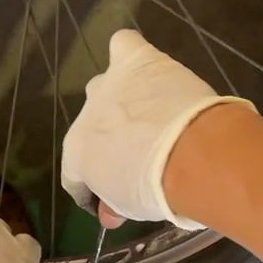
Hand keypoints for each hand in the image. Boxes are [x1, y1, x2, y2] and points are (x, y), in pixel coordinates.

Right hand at [61, 29, 253, 229]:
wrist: (188, 154)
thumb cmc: (154, 190)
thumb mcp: (131, 207)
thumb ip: (115, 207)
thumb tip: (108, 215)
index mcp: (76, 155)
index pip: (74, 176)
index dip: (90, 191)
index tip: (108, 202)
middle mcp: (85, 115)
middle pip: (90, 128)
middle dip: (107, 144)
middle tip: (134, 158)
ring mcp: (110, 84)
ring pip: (103, 87)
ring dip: (117, 102)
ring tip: (143, 116)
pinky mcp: (137, 61)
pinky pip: (124, 47)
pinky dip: (128, 54)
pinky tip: (141, 67)